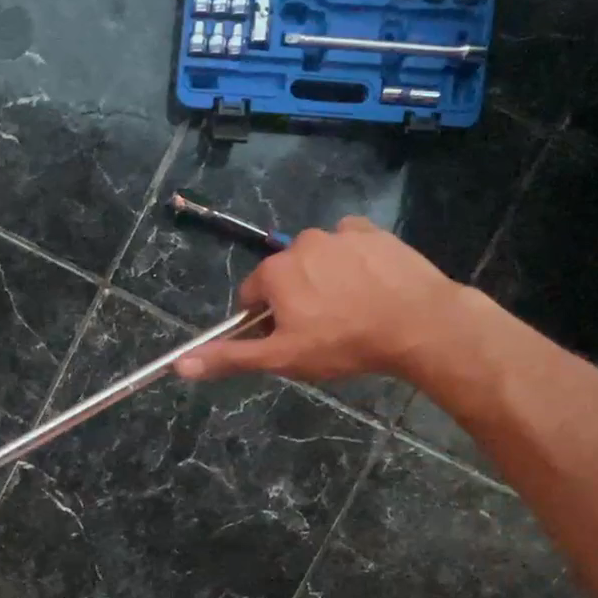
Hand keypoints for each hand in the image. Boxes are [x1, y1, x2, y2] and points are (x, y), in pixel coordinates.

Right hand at [175, 216, 463, 382]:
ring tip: (350, 310)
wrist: (418, 324)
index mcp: (275, 272)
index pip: (252, 295)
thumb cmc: (342, 343)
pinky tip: (369, 286)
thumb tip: (178, 365)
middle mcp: (301, 243)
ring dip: (324, 279)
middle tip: (321, 329)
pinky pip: (350, 245)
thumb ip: (230, 357)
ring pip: (318, 259)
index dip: (265, 320)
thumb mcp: (281, 358)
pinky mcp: (373, 232)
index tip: (287, 338)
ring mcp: (340, 234)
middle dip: (295, 298)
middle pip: (285, 275)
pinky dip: (352, 262)